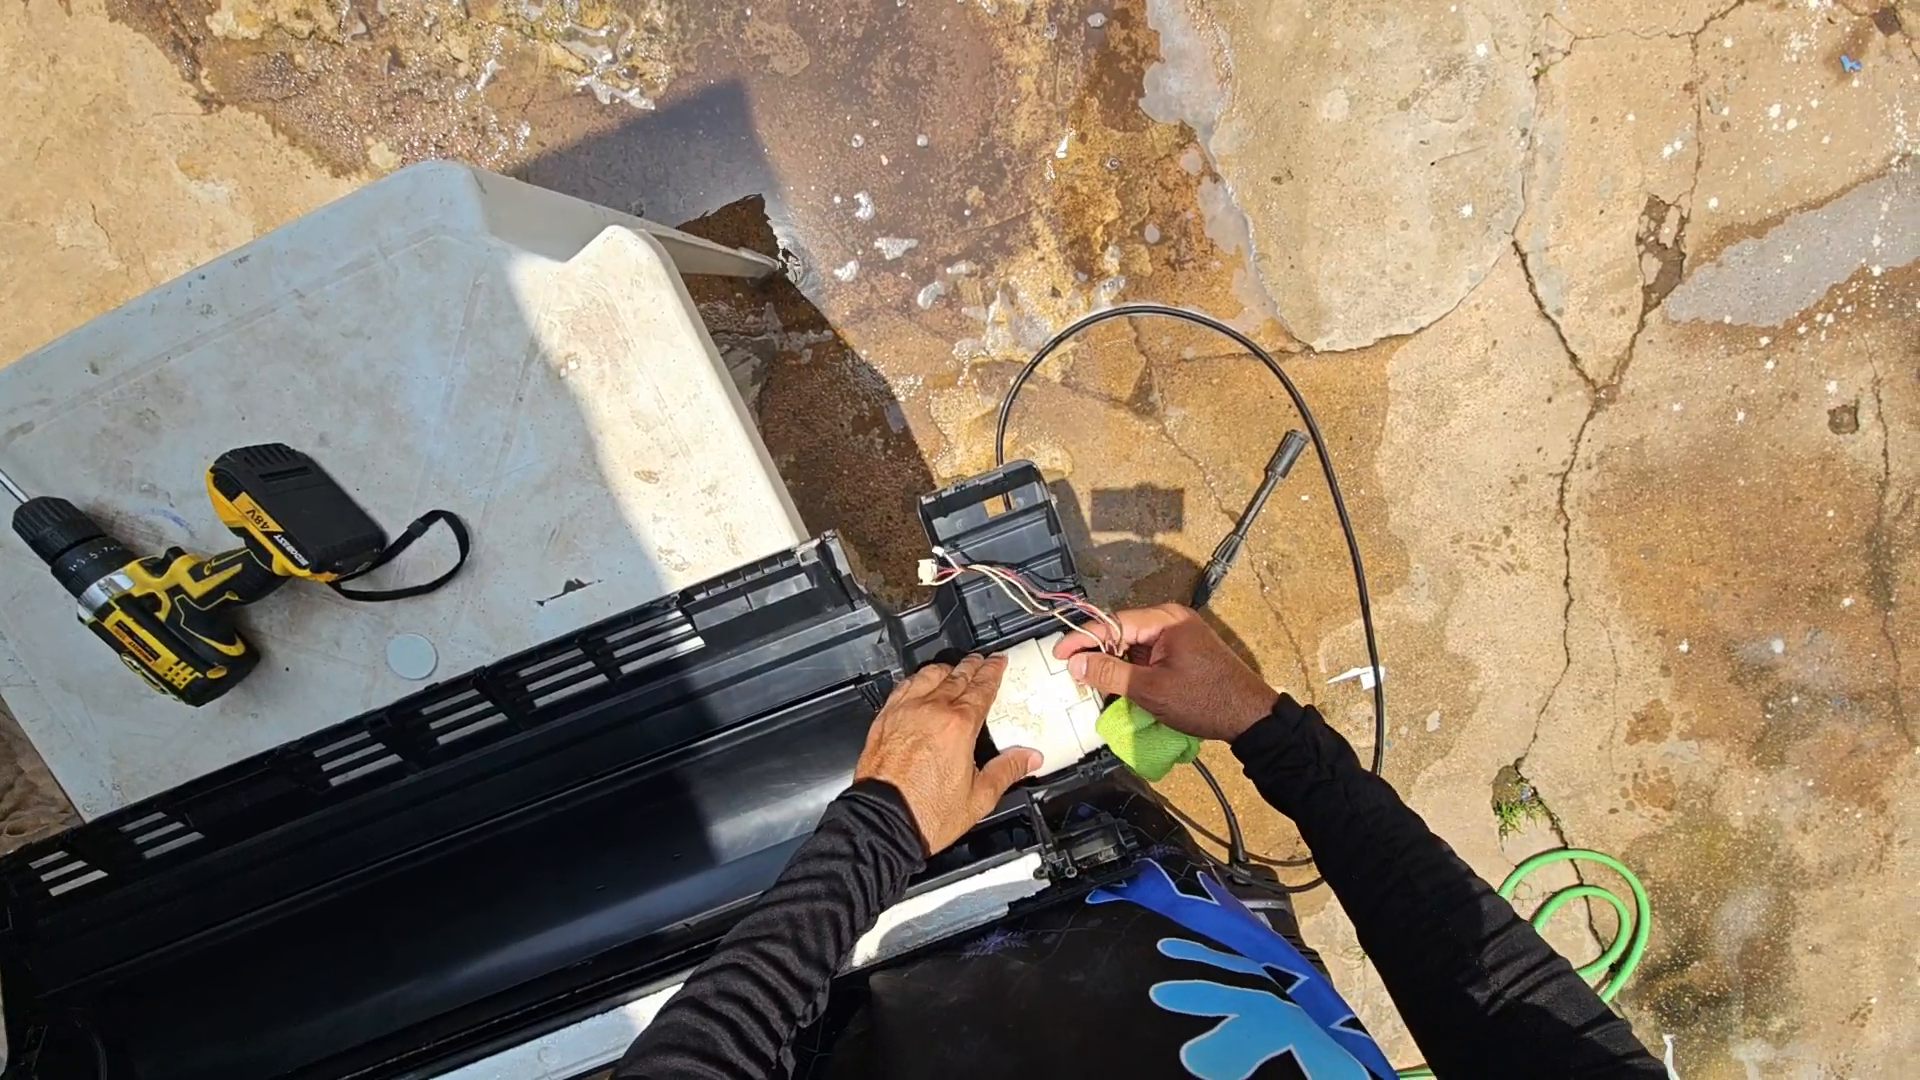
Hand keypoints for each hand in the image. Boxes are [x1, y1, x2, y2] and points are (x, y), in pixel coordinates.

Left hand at [855, 653, 1041, 854]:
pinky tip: (920, 683)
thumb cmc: (926, 813)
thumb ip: (1007, 771)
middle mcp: (931, 710)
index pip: (982, 688)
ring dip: (945, 669)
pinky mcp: (885, 719)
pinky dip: (916, 680)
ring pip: (929, 676)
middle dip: (972, 666)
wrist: (883, 821)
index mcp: (959, 725)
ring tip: (954, 668)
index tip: (998, 662)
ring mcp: (905, 711)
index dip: (992, 672)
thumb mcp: (979, 798)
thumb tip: (1030, 757)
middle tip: (981, 660)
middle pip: (957, 677)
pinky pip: (903, 687)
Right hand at [1053, 603, 1279, 741]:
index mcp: (1164, 620)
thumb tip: (1075, 663)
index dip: (1082, 639)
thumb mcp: (1151, 690)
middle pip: (1120, 631)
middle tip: (1075, 674)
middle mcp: (1170, 620)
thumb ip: (1109, 674)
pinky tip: (1119, 686)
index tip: (1060, 655)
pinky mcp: (1181, 651)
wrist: (1252, 719)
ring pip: (1131, 645)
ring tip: (1094, 683)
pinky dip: (1130, 669)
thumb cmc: (1205, 701)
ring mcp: (1177, 635)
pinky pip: (1146, 655)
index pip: (1111, 622)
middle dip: (1097, 652)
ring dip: (1113, 664)